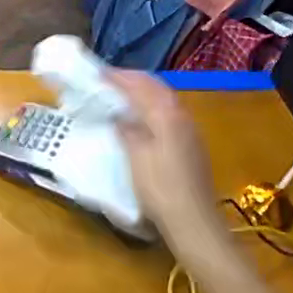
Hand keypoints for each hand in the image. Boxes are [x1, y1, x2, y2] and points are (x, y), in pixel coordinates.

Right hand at [105, 70, 228, 255]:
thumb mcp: (136, 157)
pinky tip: (142, 117)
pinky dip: (152, 106)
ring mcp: (189, 129)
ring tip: (122, 94)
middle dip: (133, 80)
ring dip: (144, 92)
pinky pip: (169, 112)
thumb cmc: (160, 187)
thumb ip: (128, 130)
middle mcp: (181, 115)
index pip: (140, 85)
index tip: (99, 72)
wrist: (193, 220)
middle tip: (109, 79)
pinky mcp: (191, 144)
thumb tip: (120, 116)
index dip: (119, 77)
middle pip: (156, 87)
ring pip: (165, 99)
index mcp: (166, 114)